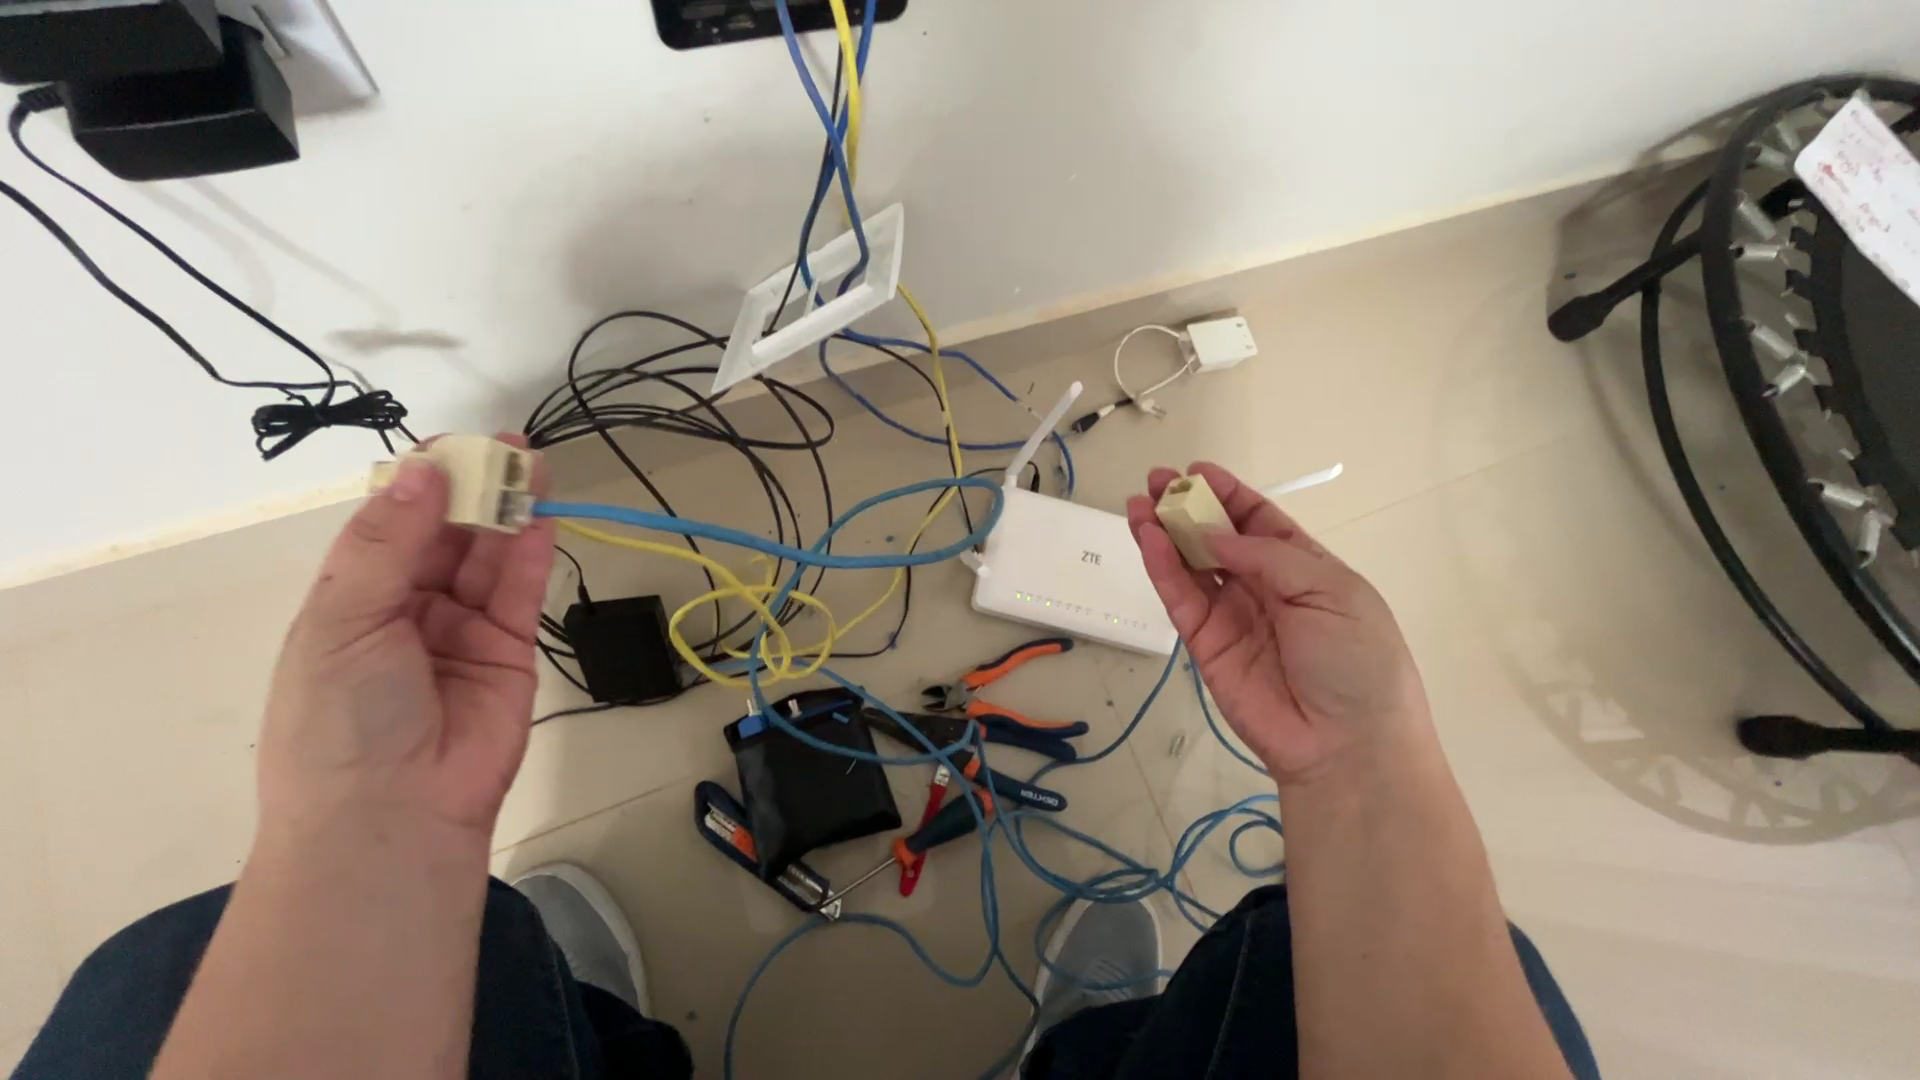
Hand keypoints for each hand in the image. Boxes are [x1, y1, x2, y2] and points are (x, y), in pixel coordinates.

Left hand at [258, 434, 554, 840]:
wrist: (394, 812)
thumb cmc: (341, 718)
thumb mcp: (344, 622)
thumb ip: (389, 546)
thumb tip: (421, 471)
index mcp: (354, 598)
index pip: (392, 525)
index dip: (421, 483)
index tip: (452, 446)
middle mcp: (410, 606)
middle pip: (448, 534)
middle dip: (474, 490)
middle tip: (506, 447)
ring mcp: (464, 627)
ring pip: (490, 556)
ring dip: (510, 512)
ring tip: (533, 467)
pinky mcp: (512, 648)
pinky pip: (522, 590)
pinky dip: (534, 552)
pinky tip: (543, 515)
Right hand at [1126, 462, 1427, 786]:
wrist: (1346, 743)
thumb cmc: (1357, 660)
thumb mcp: (1331, 592)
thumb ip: (1268, 557)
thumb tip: (1210, 536)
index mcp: (1302, 567)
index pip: (1258, 521)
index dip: (1227, 494)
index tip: (1196, 471)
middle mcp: (1261, 586)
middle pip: (1215, 538)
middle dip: (1187, 507)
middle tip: (1156, 482)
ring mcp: (1230, 615)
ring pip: (1189, 564)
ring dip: (1163, 533)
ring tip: (1137, 505)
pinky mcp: (1203, 643)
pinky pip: (1179, 598)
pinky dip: (1161, 568)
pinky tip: (1148, 540)